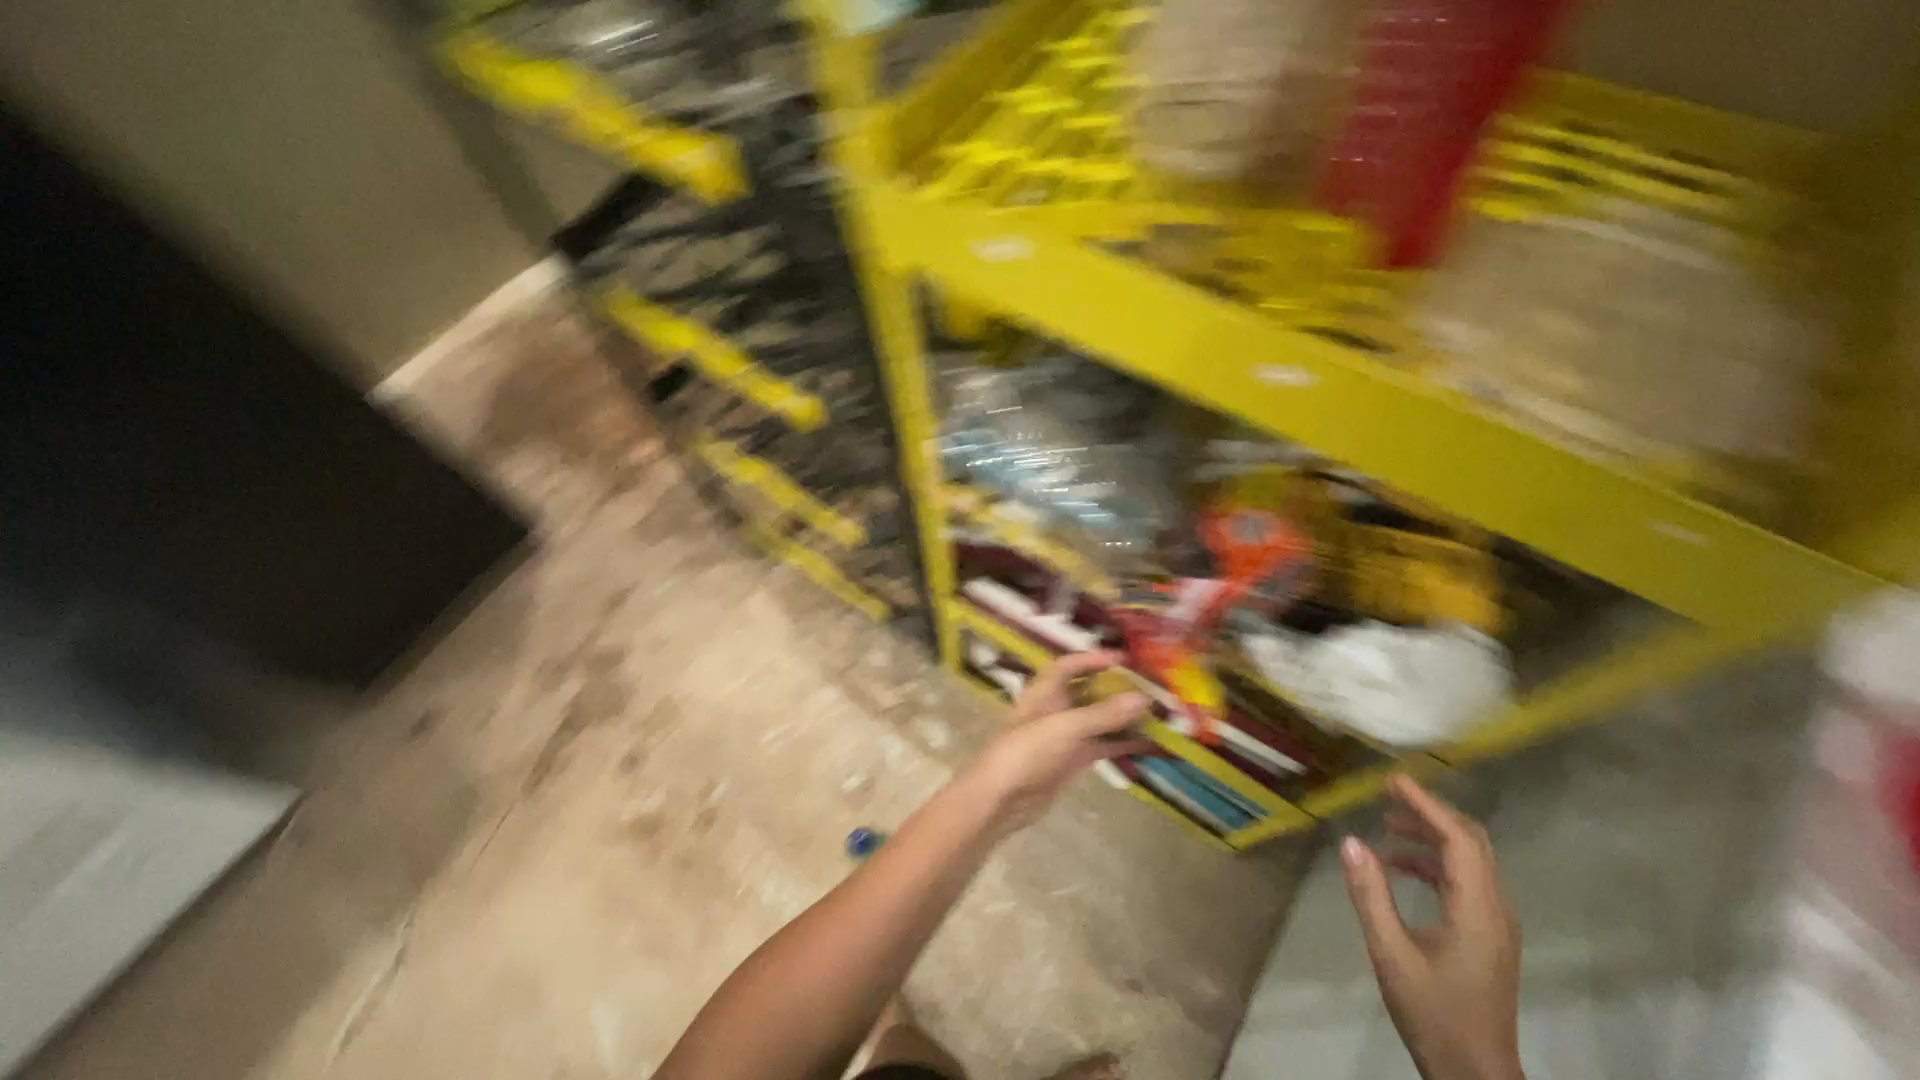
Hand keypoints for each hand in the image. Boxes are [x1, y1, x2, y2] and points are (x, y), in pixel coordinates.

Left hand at [964, 651, 1153, 833]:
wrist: (1000, 800)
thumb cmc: (1026, 752)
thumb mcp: (1066, 728)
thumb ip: (1104, 714)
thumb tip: (1144, 699)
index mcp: (1045, 691)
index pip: (1070, 665)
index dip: (1094, 659)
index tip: (1127, 660)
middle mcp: (1056, 708)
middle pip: (1090, 691)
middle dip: (1118, 689)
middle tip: (1152, 688)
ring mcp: (1064, 736)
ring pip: (1100, 720)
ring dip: (1125, 717)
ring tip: (1160, 716)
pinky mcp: (1072, 760)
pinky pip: (1102, 745)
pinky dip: (1123, 743)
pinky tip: (1150, 744)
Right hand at [1341, 775, 1523, 1079]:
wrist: (1475, 1072)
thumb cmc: (1433, 1012)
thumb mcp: (1391, 954)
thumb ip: (1371, 896)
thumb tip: (1351, 842)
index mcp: (1478, 910)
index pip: (1458, 839)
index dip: (1426, 805)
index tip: (1393, 781)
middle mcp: (1497, 909)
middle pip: (1472, 843)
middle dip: (1431, 815)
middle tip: (1389, 798)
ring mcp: (1498, 924)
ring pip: (1472, 862)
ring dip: (1433, 839)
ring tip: (1387, 830)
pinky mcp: (1490, 937)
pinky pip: (1468, 884)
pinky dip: (1436, 865)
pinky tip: (1401, 871)